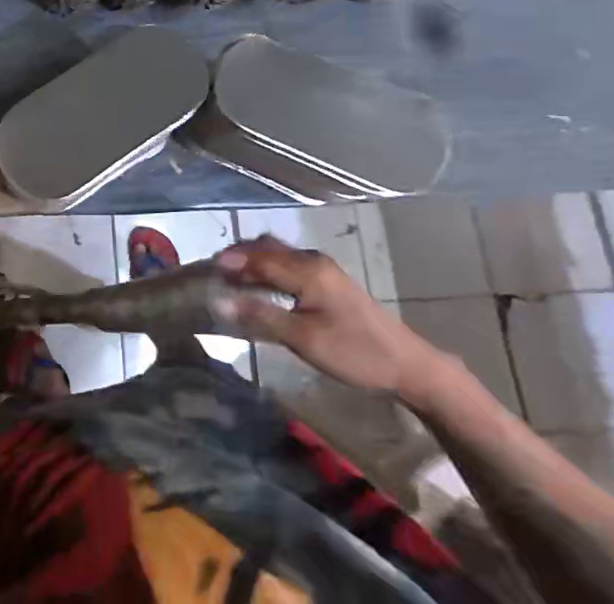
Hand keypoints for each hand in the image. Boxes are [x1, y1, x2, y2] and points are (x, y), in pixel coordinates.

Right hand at [215, 237, 445, 397]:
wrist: (408, 365)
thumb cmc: (354, 352)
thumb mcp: (303, 339)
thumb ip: (261, 317)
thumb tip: (220, 301)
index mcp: (307, 270)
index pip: (259, 257)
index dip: (231, 262)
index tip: (206, 269)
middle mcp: (314, 261)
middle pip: (268, 247)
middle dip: (239, 256)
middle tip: (215, 273)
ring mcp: (324, 269)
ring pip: (279, 254)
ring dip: (254, 261)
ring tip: (233, 279)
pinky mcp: (329, 281)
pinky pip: (289, 263)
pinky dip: (269, 268)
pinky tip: (262, 287)